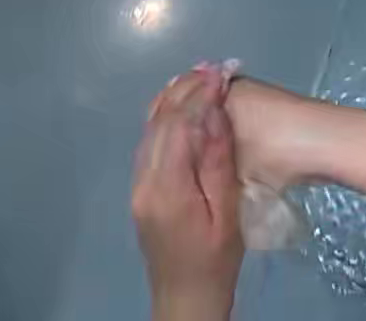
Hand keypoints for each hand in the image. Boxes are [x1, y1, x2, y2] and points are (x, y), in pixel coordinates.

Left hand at [133, 66, 243, 320]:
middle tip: (214, 67)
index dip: (199, 94)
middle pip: (160, 121)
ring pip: (151, 128)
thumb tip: (215, 110)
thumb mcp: (227, 211)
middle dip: (186, 88)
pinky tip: (181, 102)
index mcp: (166, 189)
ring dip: (175, 98)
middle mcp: (143, 181)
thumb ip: (218, 159)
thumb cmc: (216, 258)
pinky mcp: (141, 189)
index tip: (222, 73)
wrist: (187, 301)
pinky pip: (150, 140)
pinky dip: (166, 115)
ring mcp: (138, 185)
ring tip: (201, 75)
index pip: (177, 125)